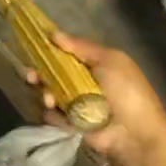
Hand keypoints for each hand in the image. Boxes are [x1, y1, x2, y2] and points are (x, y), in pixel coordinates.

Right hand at [27, 33, 165, 165]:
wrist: (134, 132)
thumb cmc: (126, 91)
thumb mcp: (110, 60)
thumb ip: (81, 46)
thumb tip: (53, 33)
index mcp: (92, 65)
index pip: (64, 55)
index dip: (48, 51)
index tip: (34, 49)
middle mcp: (81, 83)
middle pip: (50, 74)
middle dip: (38, 74)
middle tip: (31, 76)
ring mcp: (74, 103)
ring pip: (48, 93)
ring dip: (45, 94)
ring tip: (50, 100)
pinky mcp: (70, 122)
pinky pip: (51, 114)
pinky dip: (53, 114)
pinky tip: (60, 115)